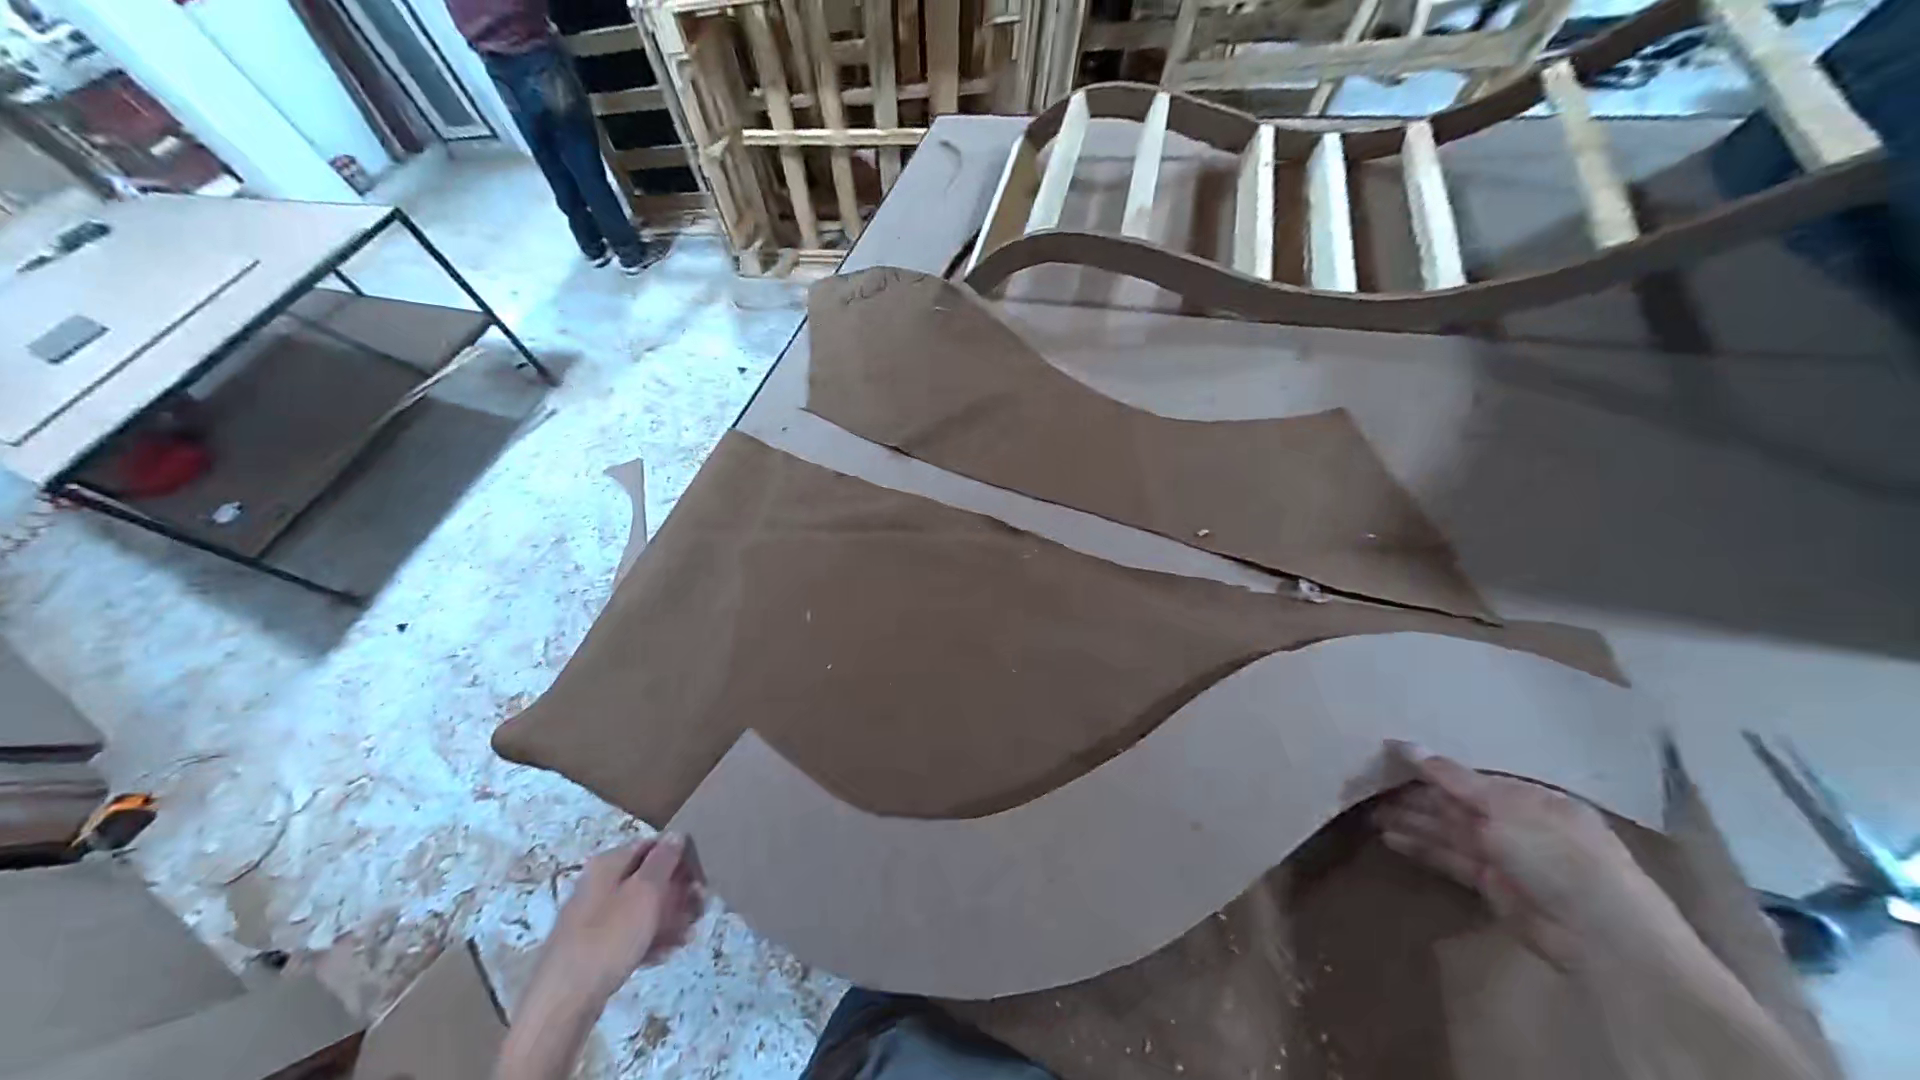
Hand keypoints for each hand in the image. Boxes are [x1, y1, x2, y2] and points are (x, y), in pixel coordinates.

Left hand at [537, 835, 705, 1001]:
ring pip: (641, 908)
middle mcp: (599, 884)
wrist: (562, 1003)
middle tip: (698, 911)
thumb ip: (664, 860)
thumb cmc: (609, 939)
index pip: (652, 846)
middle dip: (676, 893)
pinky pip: (629, 934)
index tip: (699, 878)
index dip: (679, 858)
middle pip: (648, 879)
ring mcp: (593, 918)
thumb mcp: (645, 893)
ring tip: (686, 936)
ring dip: (668, 918)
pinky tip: (664, 954)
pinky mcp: (593, 947)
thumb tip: (676, 835)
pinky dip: (648, 939)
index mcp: (608, 864)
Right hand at [1373, 740, 1672, 968]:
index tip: (1388, 756)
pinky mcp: (1491, 885)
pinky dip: (1421, 848)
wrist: (1599, 933)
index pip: (1469, 776)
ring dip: (1411, 821)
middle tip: (1368, 783)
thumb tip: (1406, 745)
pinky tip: (1390, 839)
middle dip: (1414, 794)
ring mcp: (1504, 855)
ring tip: (1370, 811)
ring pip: (1447, 830)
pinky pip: (1449, 859)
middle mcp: (1515, 822)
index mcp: (1528, 796)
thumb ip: (1452, 777)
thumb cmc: (1557, 853)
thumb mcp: (1503, 805)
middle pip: (1455, 803)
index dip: (1430, 767)